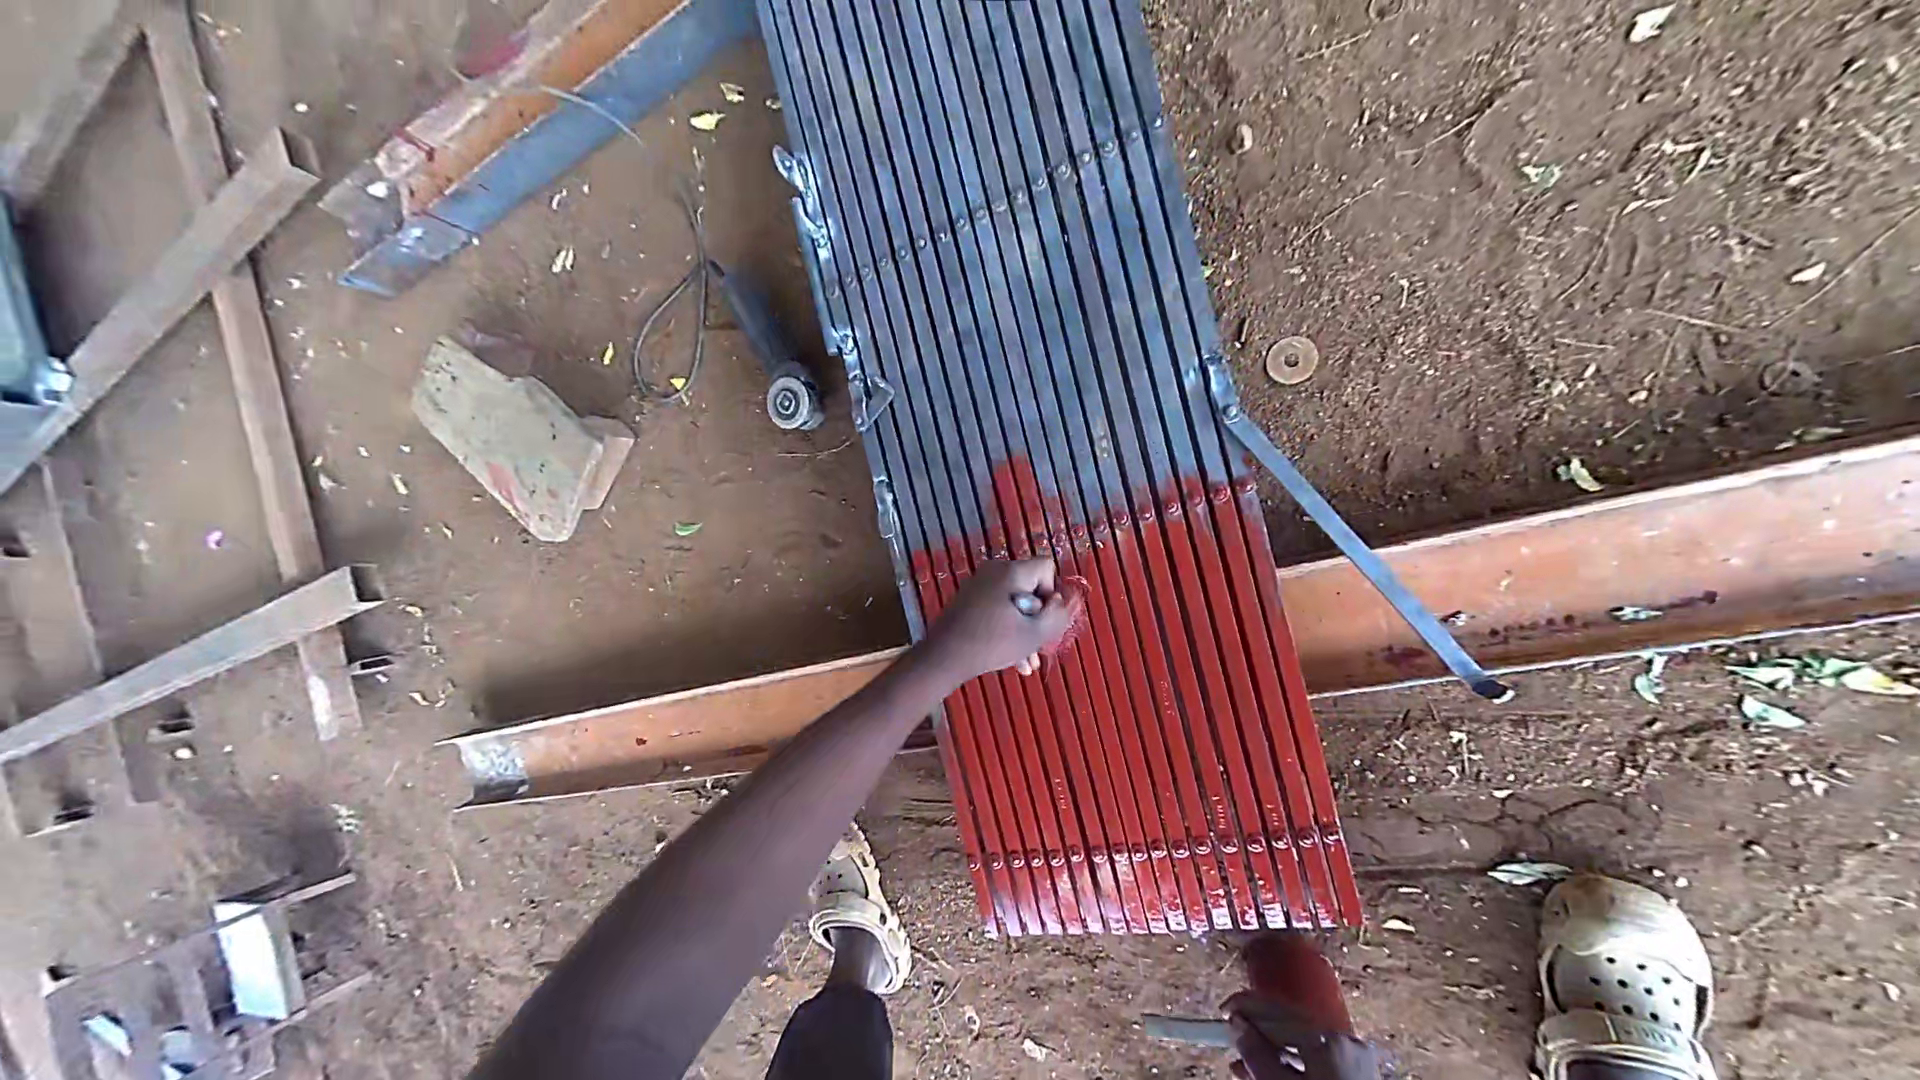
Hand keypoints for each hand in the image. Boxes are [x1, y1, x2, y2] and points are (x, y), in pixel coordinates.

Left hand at [920, 558, 1081, 683]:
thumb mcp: (1034, 634)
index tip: (1043, 618)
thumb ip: (1058, 615)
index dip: (1051, 594)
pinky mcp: (969, 599)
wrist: (943, 657)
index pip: (1046, 567)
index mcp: (1011, 571)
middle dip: (1038, 618)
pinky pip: (998, 608)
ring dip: (1024, 630)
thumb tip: (1063, 601)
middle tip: (1038, 644)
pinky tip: (1014, 660)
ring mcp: (979, 584)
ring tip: (1028, 661)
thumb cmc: (991, 644)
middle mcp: (994, 570)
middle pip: (1031, 587)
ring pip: (1015, 603)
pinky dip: (1007, 628)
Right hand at [1222, 993, 1380, 1079]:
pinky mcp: (1363, 1074)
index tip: (1223, 1013)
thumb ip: (1257, 1056)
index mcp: (1325, 1039)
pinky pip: (1320, 1058)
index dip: (1245, 1008)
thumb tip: (1236, 1025)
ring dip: (1273, 1049)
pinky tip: (1276, 1072)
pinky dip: (1296, 1063)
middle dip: (1258, 1030)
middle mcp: (1344, 1039)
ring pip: (1303, 1041)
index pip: (1275, 1010)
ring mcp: (1358, 1058)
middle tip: (1231, 1037)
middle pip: (1289, 1022)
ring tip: (1246, 1063)